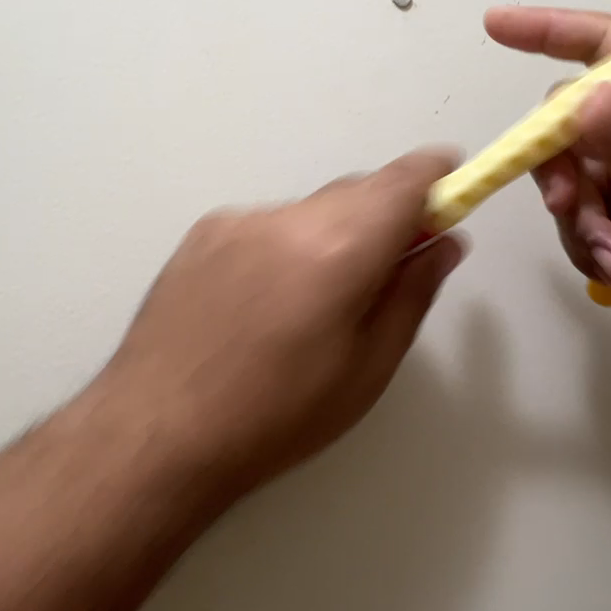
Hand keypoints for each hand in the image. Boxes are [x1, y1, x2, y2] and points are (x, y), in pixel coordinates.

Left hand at [98, 151, 467, 494]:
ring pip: (314, 209)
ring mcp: (239, 221)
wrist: (156, 435)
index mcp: (338, 249)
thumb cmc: (280, 415)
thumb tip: (446, 242)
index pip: (404, 182)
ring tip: (317, 303)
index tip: (454, 185)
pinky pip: (270, 224)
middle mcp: (288, 217)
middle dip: (389, 214)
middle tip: (394, 267)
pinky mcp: (203, 234)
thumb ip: (413, 292)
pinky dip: (290, 245)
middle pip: (360, 190)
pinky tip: (268, 304)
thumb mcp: (369, 366)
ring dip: (337, 233)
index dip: (438, 174)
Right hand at [485, 6, 610, 350]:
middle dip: (561, 168)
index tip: (498, 27)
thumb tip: (580, 99)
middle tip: (568, 205)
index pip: (608, 45)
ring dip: (581, 223)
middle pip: (568, 122)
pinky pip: (574, 221)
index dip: (552, 30)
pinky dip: (586, 247)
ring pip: (566, 180)